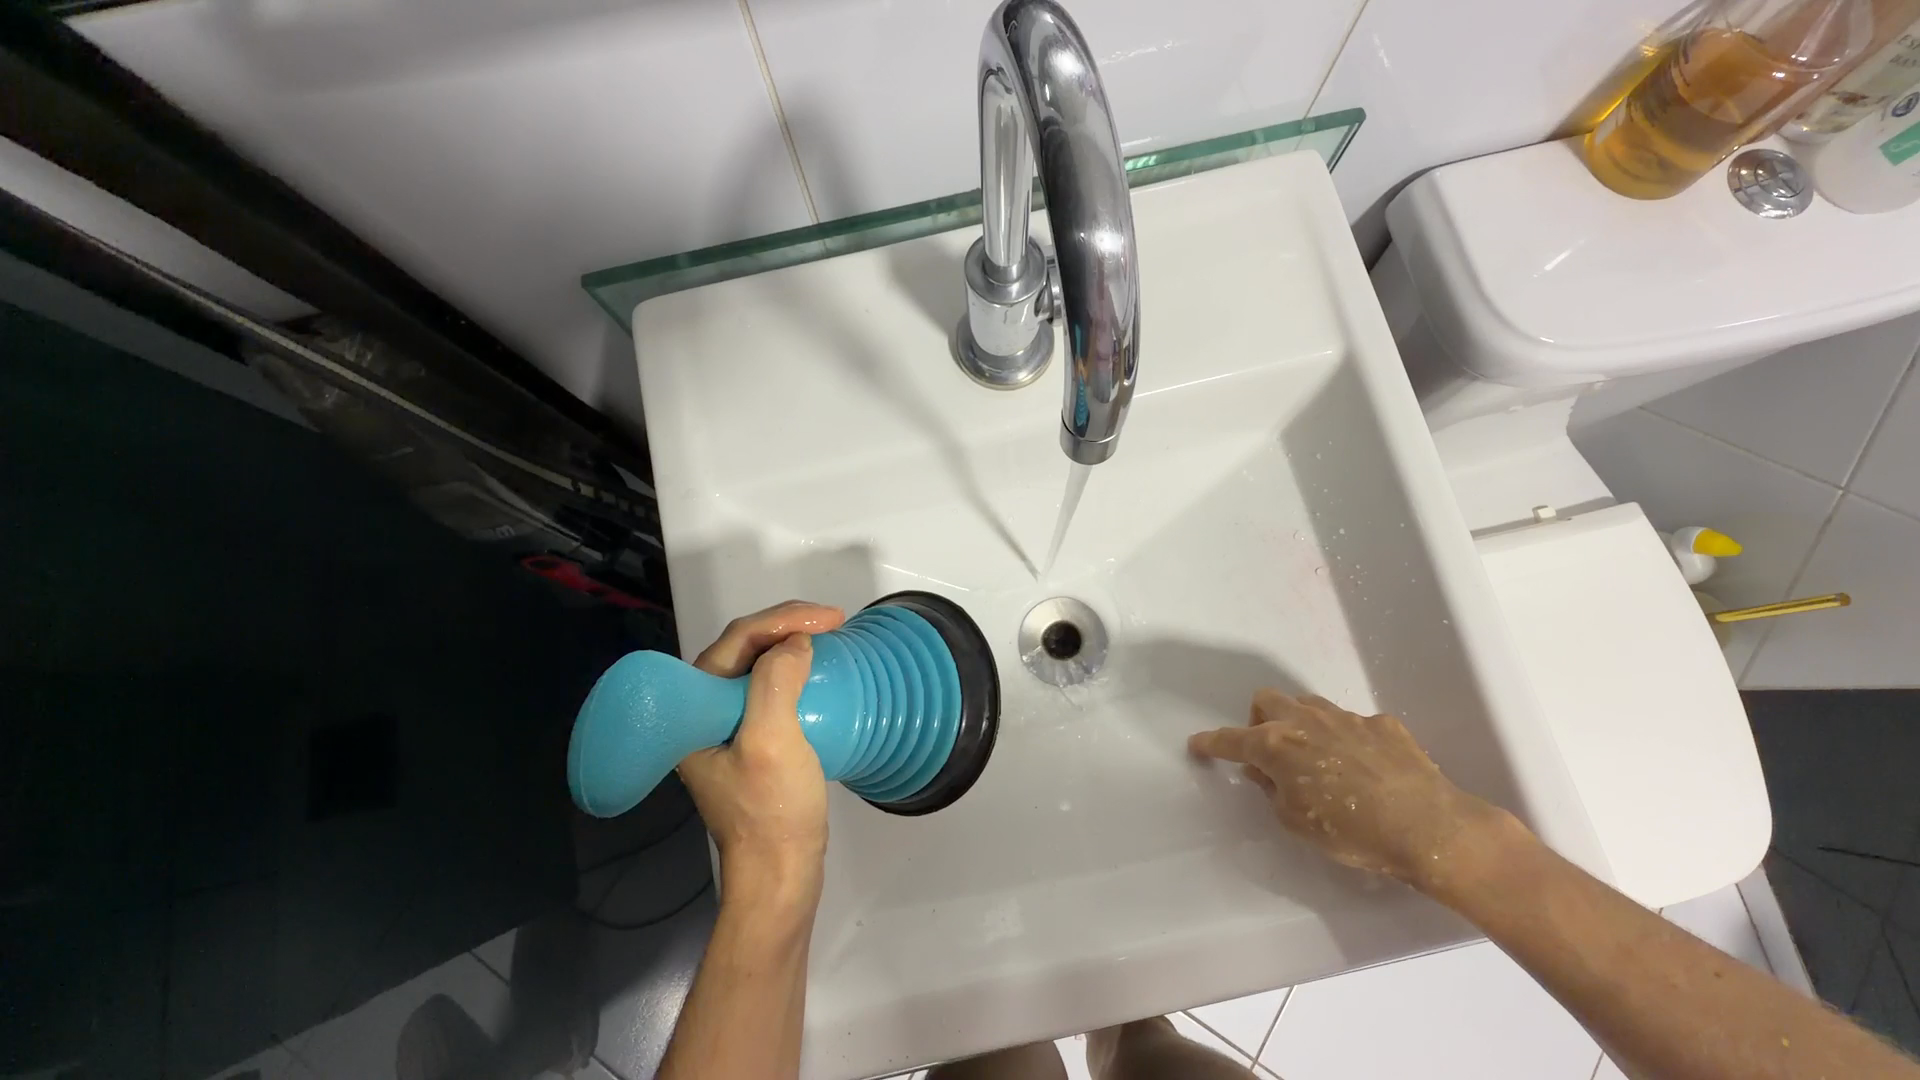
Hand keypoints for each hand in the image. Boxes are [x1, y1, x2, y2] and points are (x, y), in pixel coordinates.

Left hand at [679, 601, 845, 905]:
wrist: (780, 876)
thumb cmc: (773, 813)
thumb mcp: (772, 743)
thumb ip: (776, 683)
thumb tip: (796, 642)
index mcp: (692, 711)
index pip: (735, 642)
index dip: (782, 619)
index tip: (829, 619)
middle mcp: (700, 714)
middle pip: (743, 648)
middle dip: (787, 625)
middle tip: (834, 621)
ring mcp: (725, 730)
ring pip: (757, 666)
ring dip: (791, 643)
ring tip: (829, 635)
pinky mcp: (749, 743)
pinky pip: (769, 690)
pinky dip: (795, 671)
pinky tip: (818, 672)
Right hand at [1187, 690, 1507, 887]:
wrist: (1429, 828)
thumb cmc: (1352, 832)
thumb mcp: (1296, 821)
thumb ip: (1273, 790)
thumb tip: (1268, 772)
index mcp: (1277, 745)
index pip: (1231, 739)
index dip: (1211, 743)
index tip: (1197, 744)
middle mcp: (1306, 721)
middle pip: (1267, 701)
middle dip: (1259, 720)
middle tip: (1269, 751)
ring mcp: (1347, 718)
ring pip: (1309, 705)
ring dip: (1301, 724)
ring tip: (1315, 757)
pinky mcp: (1383, 725)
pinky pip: (1352, 724)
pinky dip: (1346, 740)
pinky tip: (1364, 769)